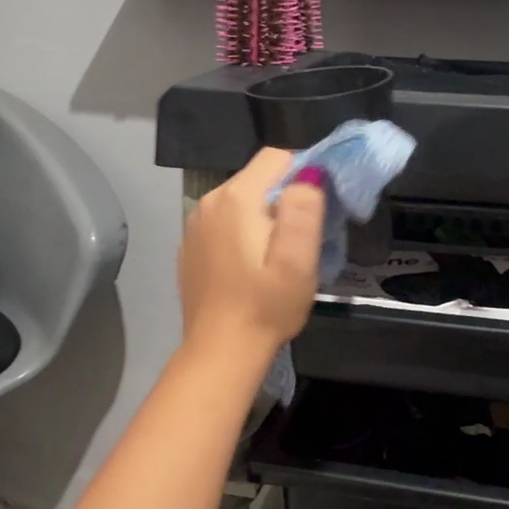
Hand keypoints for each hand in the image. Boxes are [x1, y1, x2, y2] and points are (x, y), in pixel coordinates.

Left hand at [177, 148, 325, 363]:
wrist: (221, 352)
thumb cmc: (266, 306)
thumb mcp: (298, 260)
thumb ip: (304, 209)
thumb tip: (310, 174)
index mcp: (237, 197)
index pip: (277, 156)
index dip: (304, 173)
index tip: (318, 206)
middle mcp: (210, 201)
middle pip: (258, 178)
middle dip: (284, 197)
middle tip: (302, 237)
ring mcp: (195, 224)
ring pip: (241, 201)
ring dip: (263, 216)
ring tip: (277, 256)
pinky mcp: (190, 246)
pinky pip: (224, 223)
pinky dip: (241, 234)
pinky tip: (250, 267)